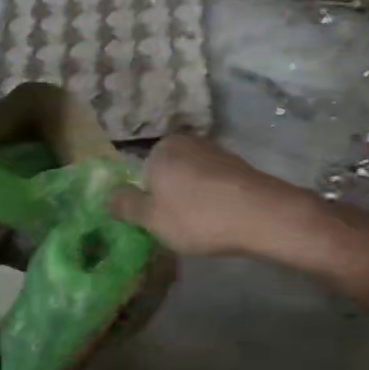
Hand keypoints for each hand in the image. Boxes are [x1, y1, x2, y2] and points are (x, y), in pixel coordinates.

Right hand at [112, 135, 317, 255]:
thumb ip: (125, 206)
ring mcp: (214, 150)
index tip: (161, 225)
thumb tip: (107, 196)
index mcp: (160, 148)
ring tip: (205, 227)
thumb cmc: (197, 216)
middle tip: (182, 228)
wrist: (261, 214)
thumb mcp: (151, 219)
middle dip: (172, 199)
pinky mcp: (237, 163)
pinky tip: (223, 219)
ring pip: (192, 179)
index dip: (149, 204)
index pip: (143, 177)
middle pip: (167, 176)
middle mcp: (186, 141)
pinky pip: (213, 183)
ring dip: (194, 200)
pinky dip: (214, 199)